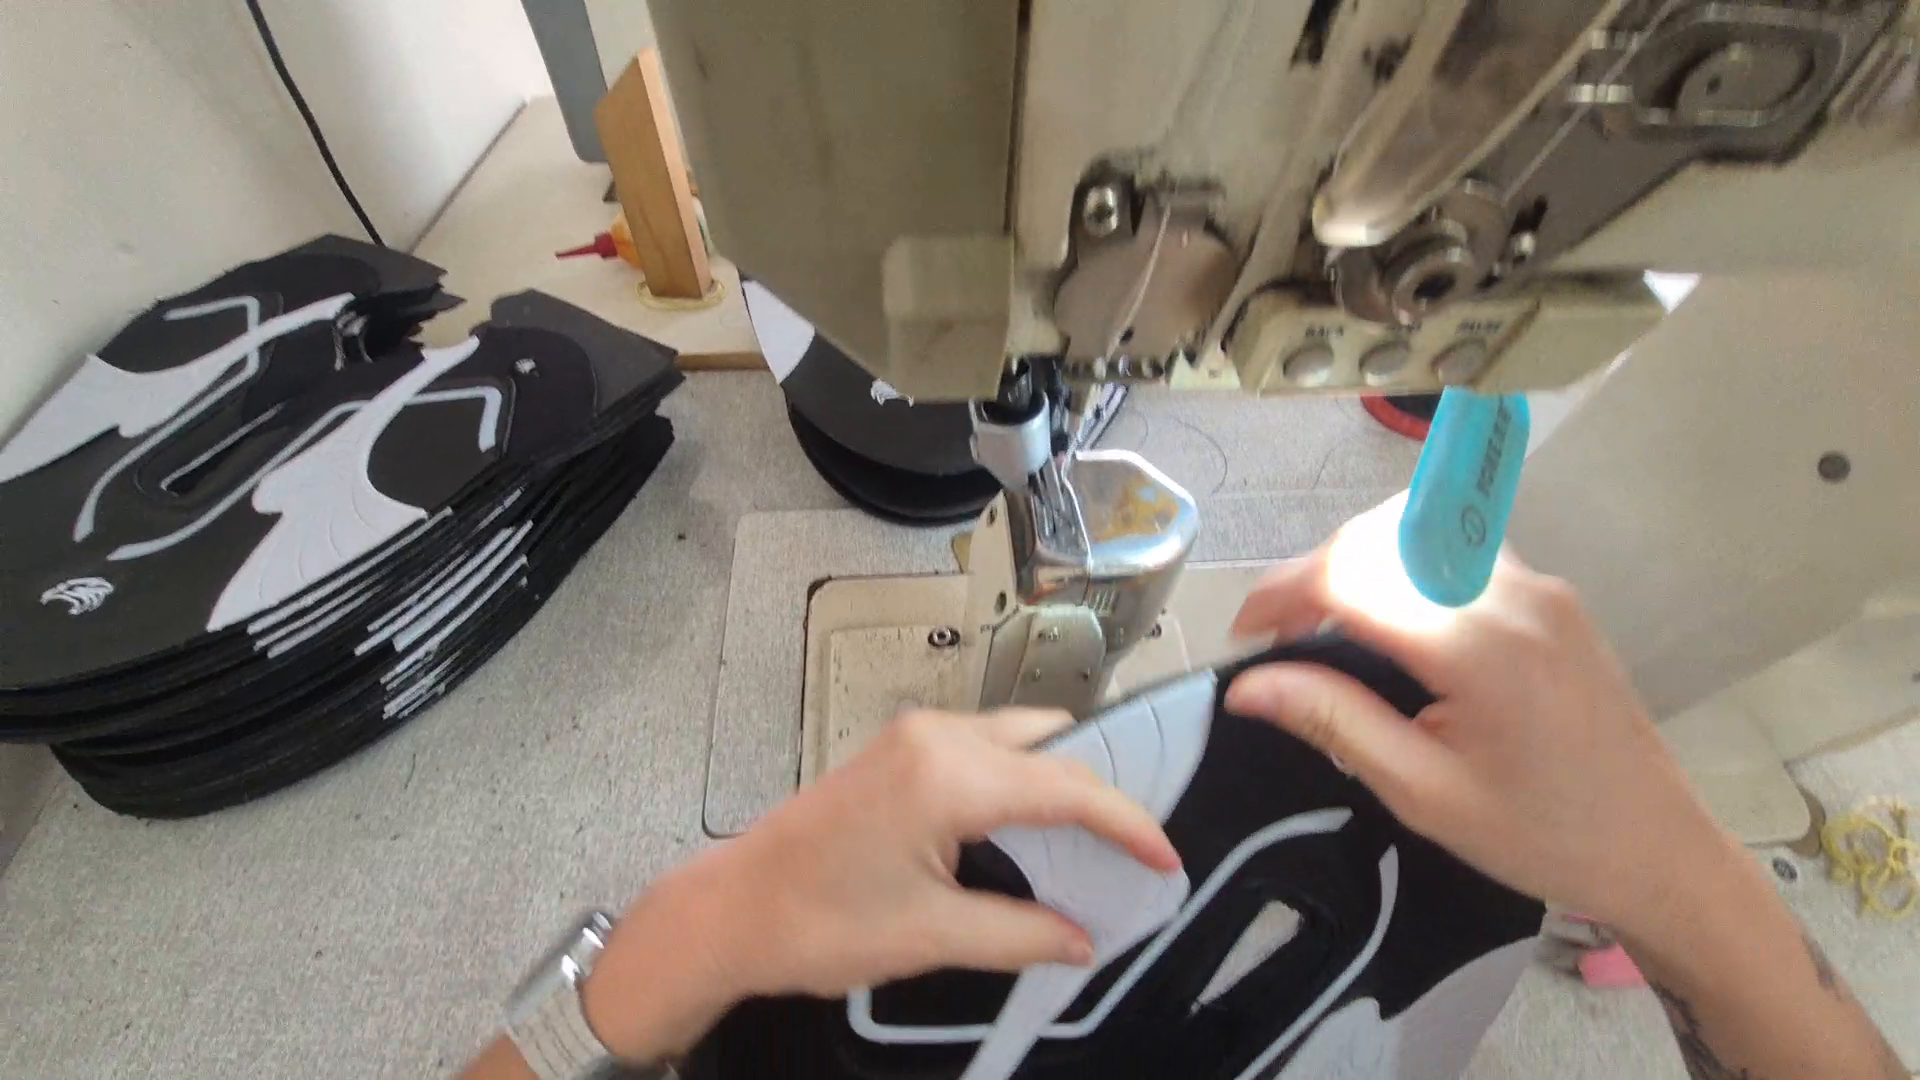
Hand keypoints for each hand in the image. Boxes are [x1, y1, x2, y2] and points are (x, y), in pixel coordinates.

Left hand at [579, 708, 1178, 1061]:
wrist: (732, 907)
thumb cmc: (821, 923)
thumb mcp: (931, 935)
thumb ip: (1021, 933)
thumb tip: (1083, 939)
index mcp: (948, 774)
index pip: (1065, 785)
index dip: (1125, 819)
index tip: (1163, 855)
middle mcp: (937, 733)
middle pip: (1047, 739)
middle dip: (1096, 782)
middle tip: (1128, 840)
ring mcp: (916, 731)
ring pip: (1016, 735)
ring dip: (1056, 774)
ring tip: (1088, 833)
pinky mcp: (901, 743)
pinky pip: (983, 743)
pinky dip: (1018, 772)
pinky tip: (1029, 817)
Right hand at [1223, 498, 1737, 936]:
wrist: (1666, 855)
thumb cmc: (1540, 835)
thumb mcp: (1421, 791)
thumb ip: (1330, 720)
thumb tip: (1245, 685)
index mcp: (1476, 646)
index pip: (1348, 575)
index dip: (1278, 594)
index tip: (1244, 638)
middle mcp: (1507, 594)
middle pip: (1374, 538)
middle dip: (1309, 576)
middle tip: (1282, 638)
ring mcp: (1534, 586)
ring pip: (1409, 533)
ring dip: (1350, 566)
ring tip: (1326, 628)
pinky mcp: (1545, 594)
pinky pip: (1446, 551)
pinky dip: (1394, 569)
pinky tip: (1387, 623)